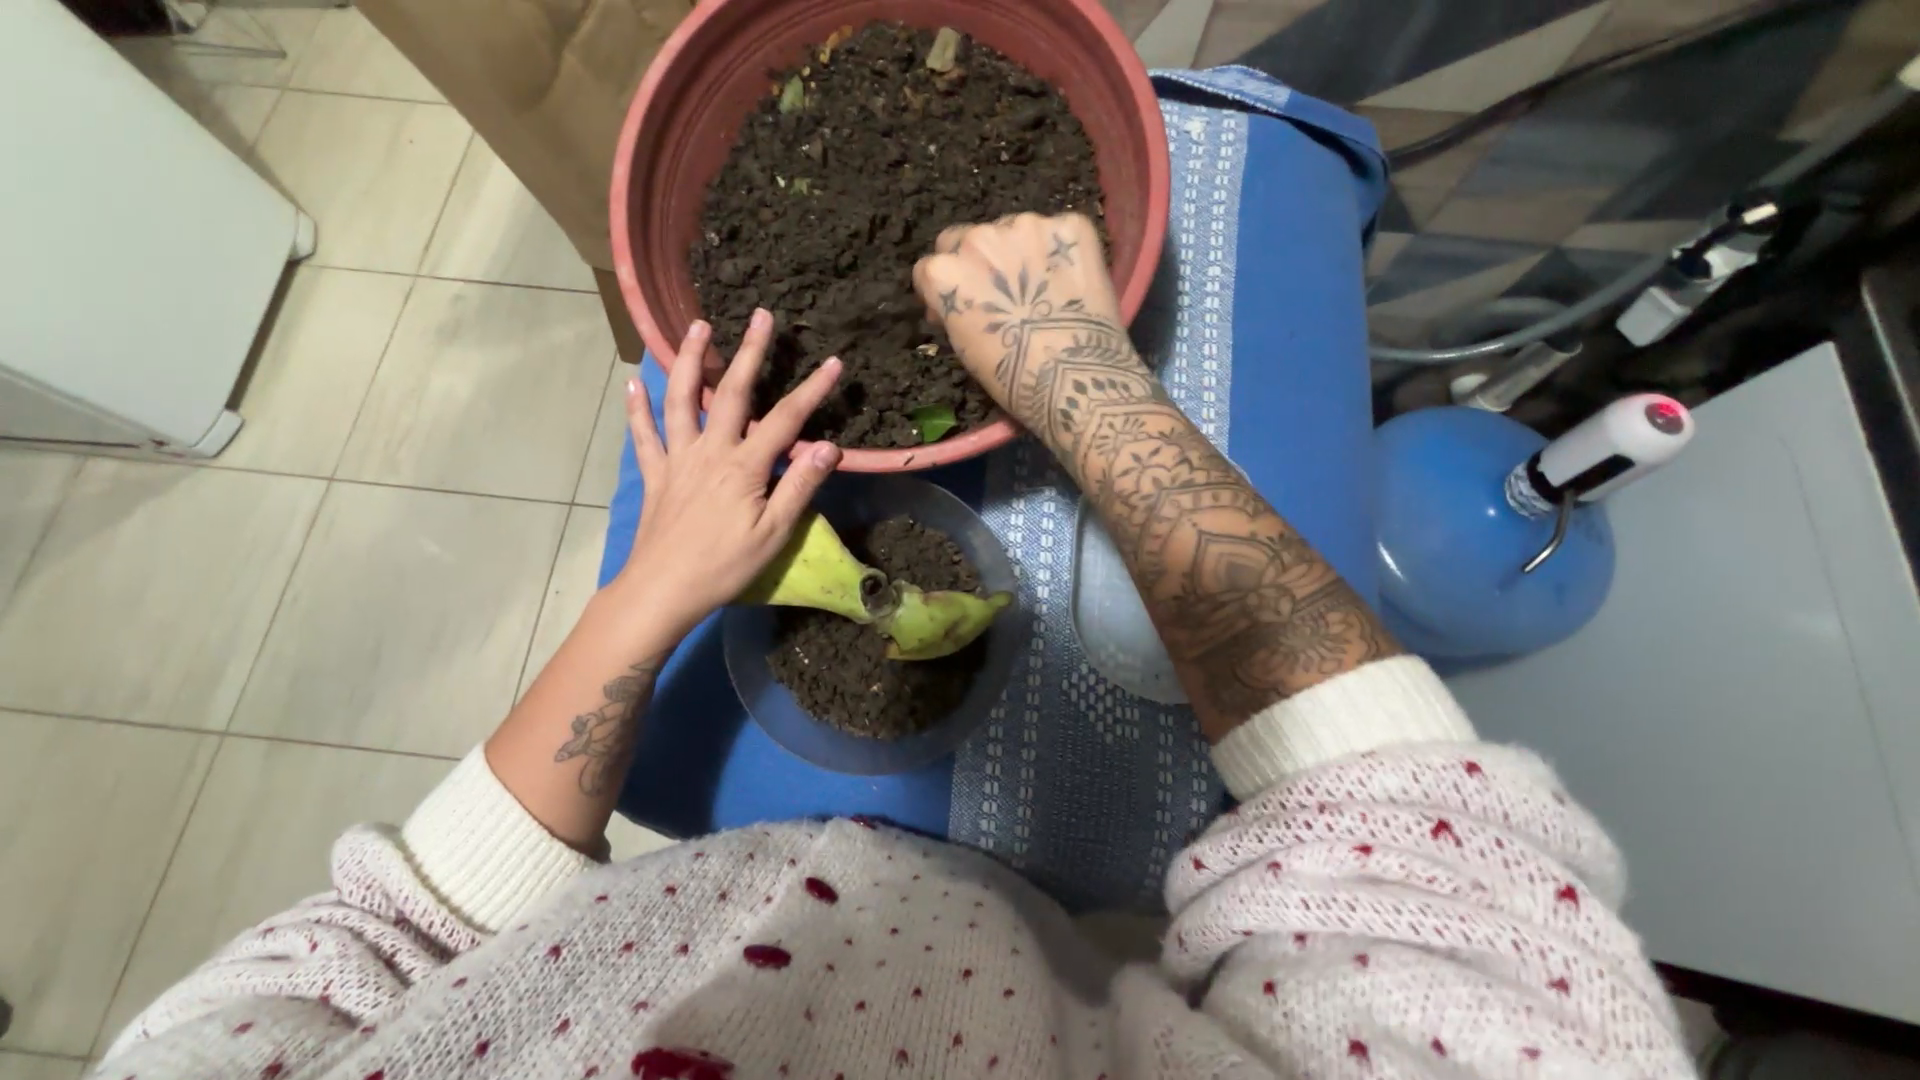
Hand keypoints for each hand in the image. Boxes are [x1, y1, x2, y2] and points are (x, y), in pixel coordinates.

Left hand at [614, 309, 842, 639]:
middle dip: (750, 352)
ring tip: (699, 327)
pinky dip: (638, 408)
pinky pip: (644, 435)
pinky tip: (634, 383)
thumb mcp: (774, 533)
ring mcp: (678, 459)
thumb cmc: (725, 566)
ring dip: (692, 361)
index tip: (833, 362)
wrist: (663, 589)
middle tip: (760, 316)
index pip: (785, 420)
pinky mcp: (655, 474)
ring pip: (682, 400)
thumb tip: (829, 447)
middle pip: (732, 393)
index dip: (811, 390)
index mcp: (744, 467)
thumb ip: (800, 487)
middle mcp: (710, 452)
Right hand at [912, 213, 1146, 429]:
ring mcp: (1027, 226)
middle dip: (977, 261)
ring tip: (1039, 289)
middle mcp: (979, 238)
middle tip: (1001, 293)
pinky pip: (1058, 231)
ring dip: (1018, 252)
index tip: (960, 305)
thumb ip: (954, 309)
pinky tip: (1069, 281)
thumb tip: (959, 298)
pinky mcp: (1071, 226)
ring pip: (1012, 230)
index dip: (944, 288)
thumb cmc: (1016, 378)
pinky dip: (1060, 251)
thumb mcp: (965, 347)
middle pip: (966, 238)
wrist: (1079, 379)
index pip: (931, 265)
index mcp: (944, 271)